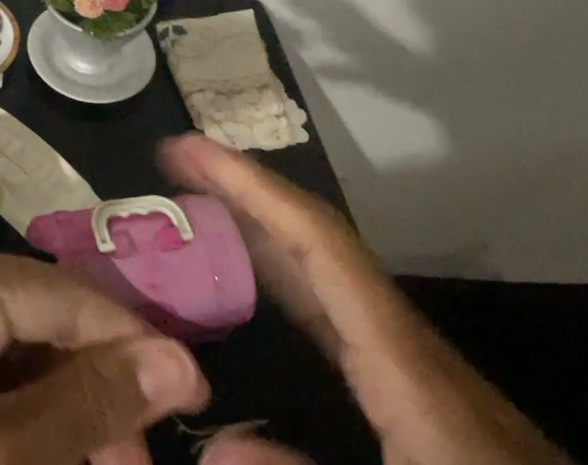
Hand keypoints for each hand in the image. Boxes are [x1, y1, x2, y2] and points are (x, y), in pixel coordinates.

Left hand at [0, 234, 210, 464]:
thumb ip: (92, 402)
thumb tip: (180, 361)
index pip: (62, 294)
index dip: (134, 343)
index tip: (195, 394)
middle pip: (32, 318)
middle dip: (89, 390)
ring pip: (2, 343)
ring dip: (52, 404)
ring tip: (97, 464)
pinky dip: (4, 404)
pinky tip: (35, 447)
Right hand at [160, 136, 566, 464]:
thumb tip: (211, 447)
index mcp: (403, 363)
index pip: (320, 246)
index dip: (255, 192)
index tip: (194, 152)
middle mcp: (404, 341)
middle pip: (317, 241)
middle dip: (246, 192)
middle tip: (176, 162)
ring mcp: (409, 360)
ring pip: (326, 270)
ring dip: (263, 227)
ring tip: (200, 202)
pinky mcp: (411, 385)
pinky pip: (334, 306)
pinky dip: (286, 276)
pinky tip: (258, 280)